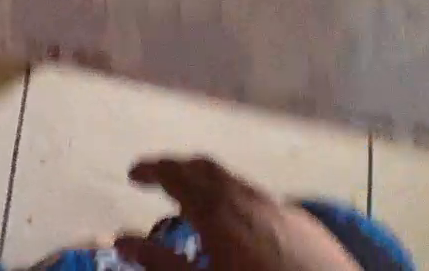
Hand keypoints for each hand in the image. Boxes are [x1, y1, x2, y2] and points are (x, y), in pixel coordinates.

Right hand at [116, 158, 361, 270]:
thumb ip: (160, 262)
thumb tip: (120, 240)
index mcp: (214, 209)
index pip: (172, 173)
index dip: (149, 170)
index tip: (132, 176)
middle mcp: (243, 197)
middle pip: (202, 167)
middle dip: (178, 169)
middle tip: (161, 182)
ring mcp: (279, 209)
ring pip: (234, 182)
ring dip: (210, 184)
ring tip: (200, 204)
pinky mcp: (308, 227)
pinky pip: (262, 200)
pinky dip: (240, 202)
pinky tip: (246, 229)